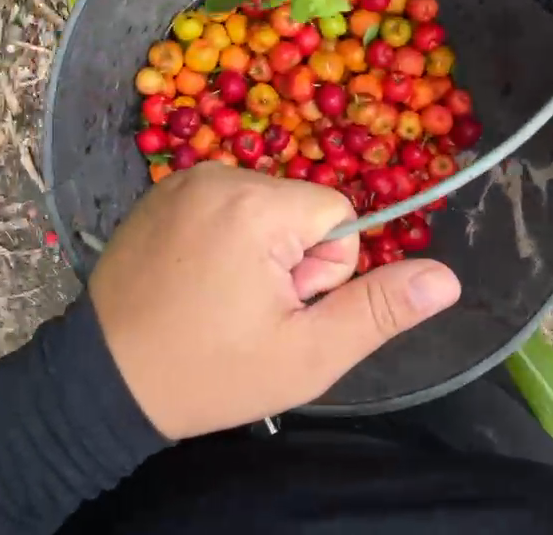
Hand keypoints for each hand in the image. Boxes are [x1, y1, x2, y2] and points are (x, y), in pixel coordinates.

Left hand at [88, 163, 460, 438]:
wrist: (105, 379)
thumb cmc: (211, 371)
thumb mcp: (307, 353)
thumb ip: (379, 309)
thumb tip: (447, 277)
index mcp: (259, 204)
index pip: (337, 214)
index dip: (324, 267)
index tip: (283, 303)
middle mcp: (221, 173)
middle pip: (299, 206)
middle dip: (290, 255)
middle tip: (247, 306)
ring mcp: (184, 178)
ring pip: (263, 205)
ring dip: (256, 247)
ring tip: (218, 295)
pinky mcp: (161, 190)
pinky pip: (222, 202)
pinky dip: (221, 235)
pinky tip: (193, 277)